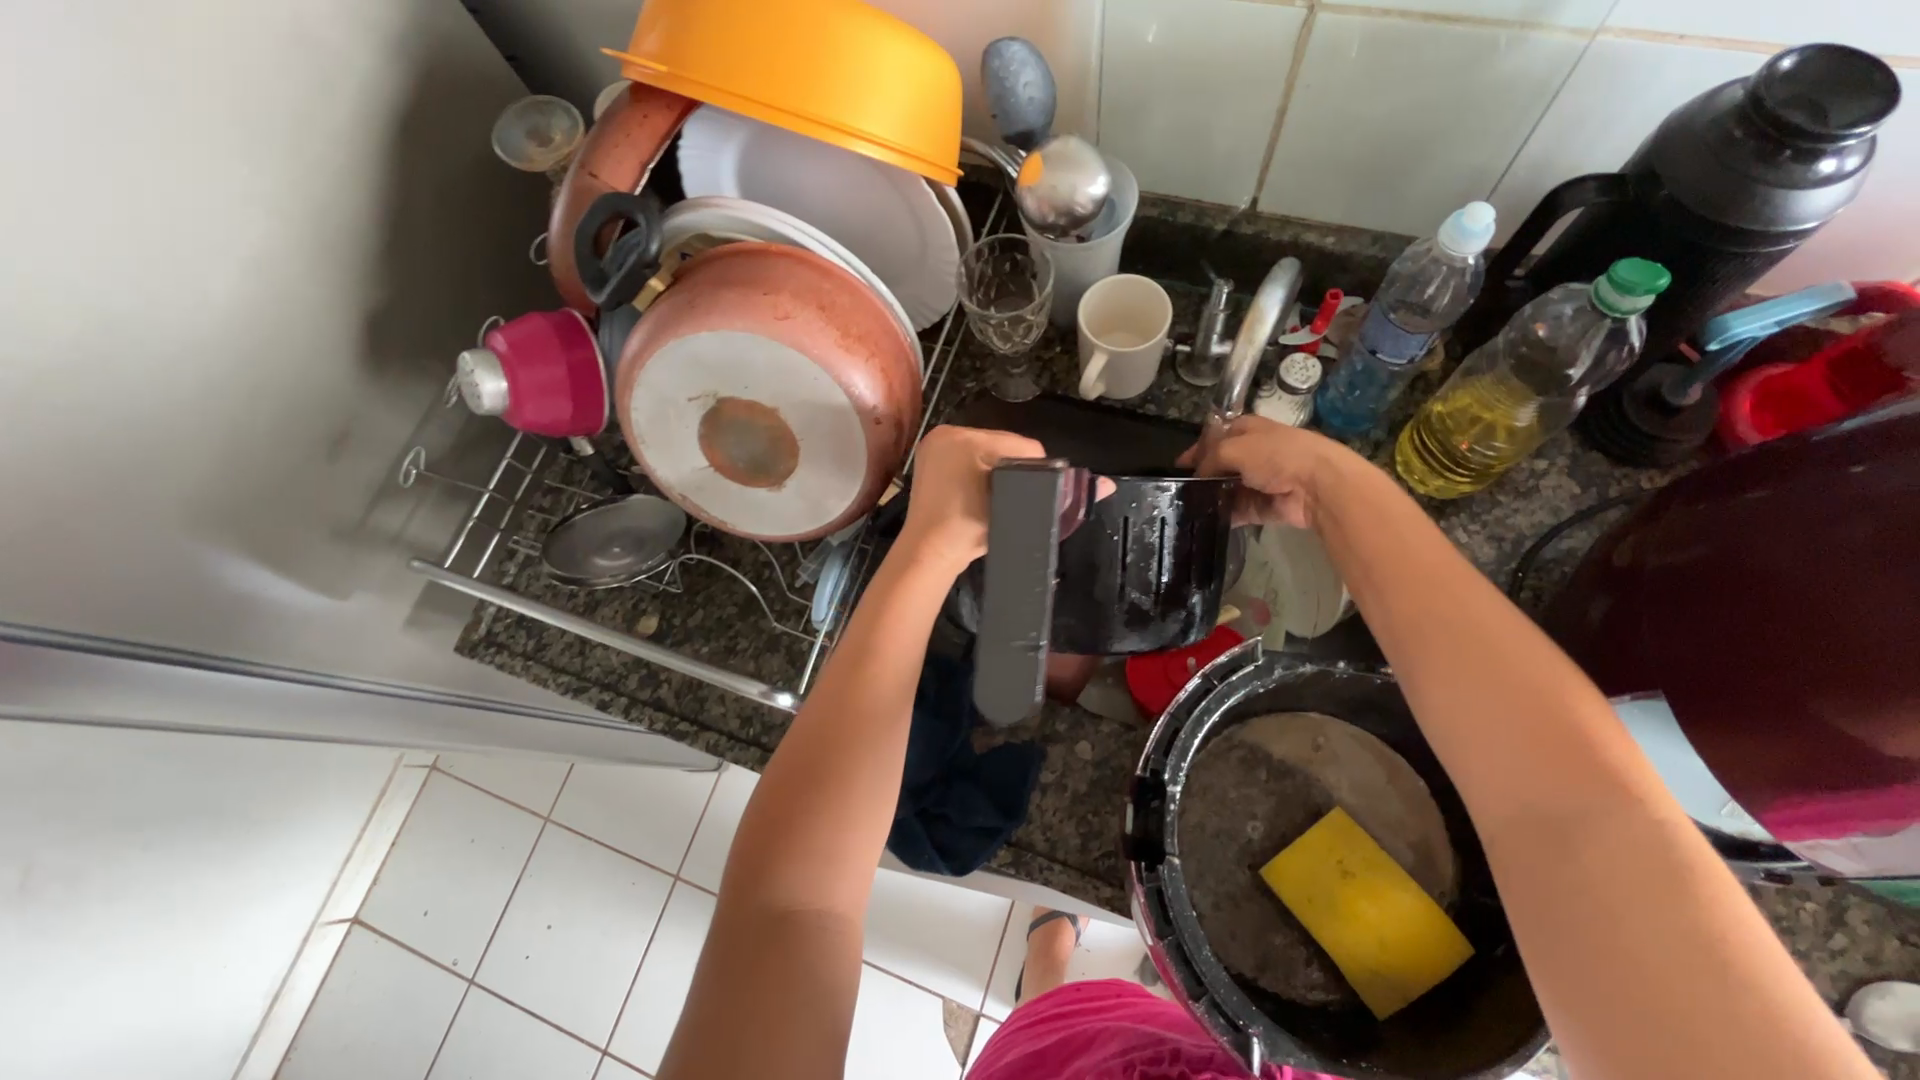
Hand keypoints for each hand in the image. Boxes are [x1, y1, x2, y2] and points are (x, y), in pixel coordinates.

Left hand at [899, 425, 1047, 569]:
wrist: (928, 551)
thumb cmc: (968, 531)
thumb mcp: (1007, 504)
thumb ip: (1028, 482)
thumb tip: (1047, 477)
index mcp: (969, 441)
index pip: (1021, 445)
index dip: (1038, 465)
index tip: (1044, 485)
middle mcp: (949, 432)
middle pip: (1000, 441)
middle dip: (1013, 463)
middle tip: (1023, 487)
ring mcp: (936, 442)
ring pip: (983, 445)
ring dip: (994, 462)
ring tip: (1002, 486)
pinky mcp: (929, 453)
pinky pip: (964, 452)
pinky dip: (975, 464)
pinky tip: (980, 482)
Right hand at [1179, 415, 1355, 528]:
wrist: (1317, 485)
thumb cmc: (1276, 455)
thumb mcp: (1233, 447)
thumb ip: (1209, 459)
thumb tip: (1197, 477)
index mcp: (1247, 430)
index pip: (1215, 437)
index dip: (1196, 449)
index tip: (1176, 467)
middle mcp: (1252, 454)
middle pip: (1219, 466)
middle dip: (1201, 477)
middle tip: (1178, 492)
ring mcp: (1258, 482)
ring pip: (1226, 490)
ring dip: (1210, 499)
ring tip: (1187, 509)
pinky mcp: (1262, 507)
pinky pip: (1236, 512)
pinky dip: (1223, 516)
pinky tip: (1204, 521)